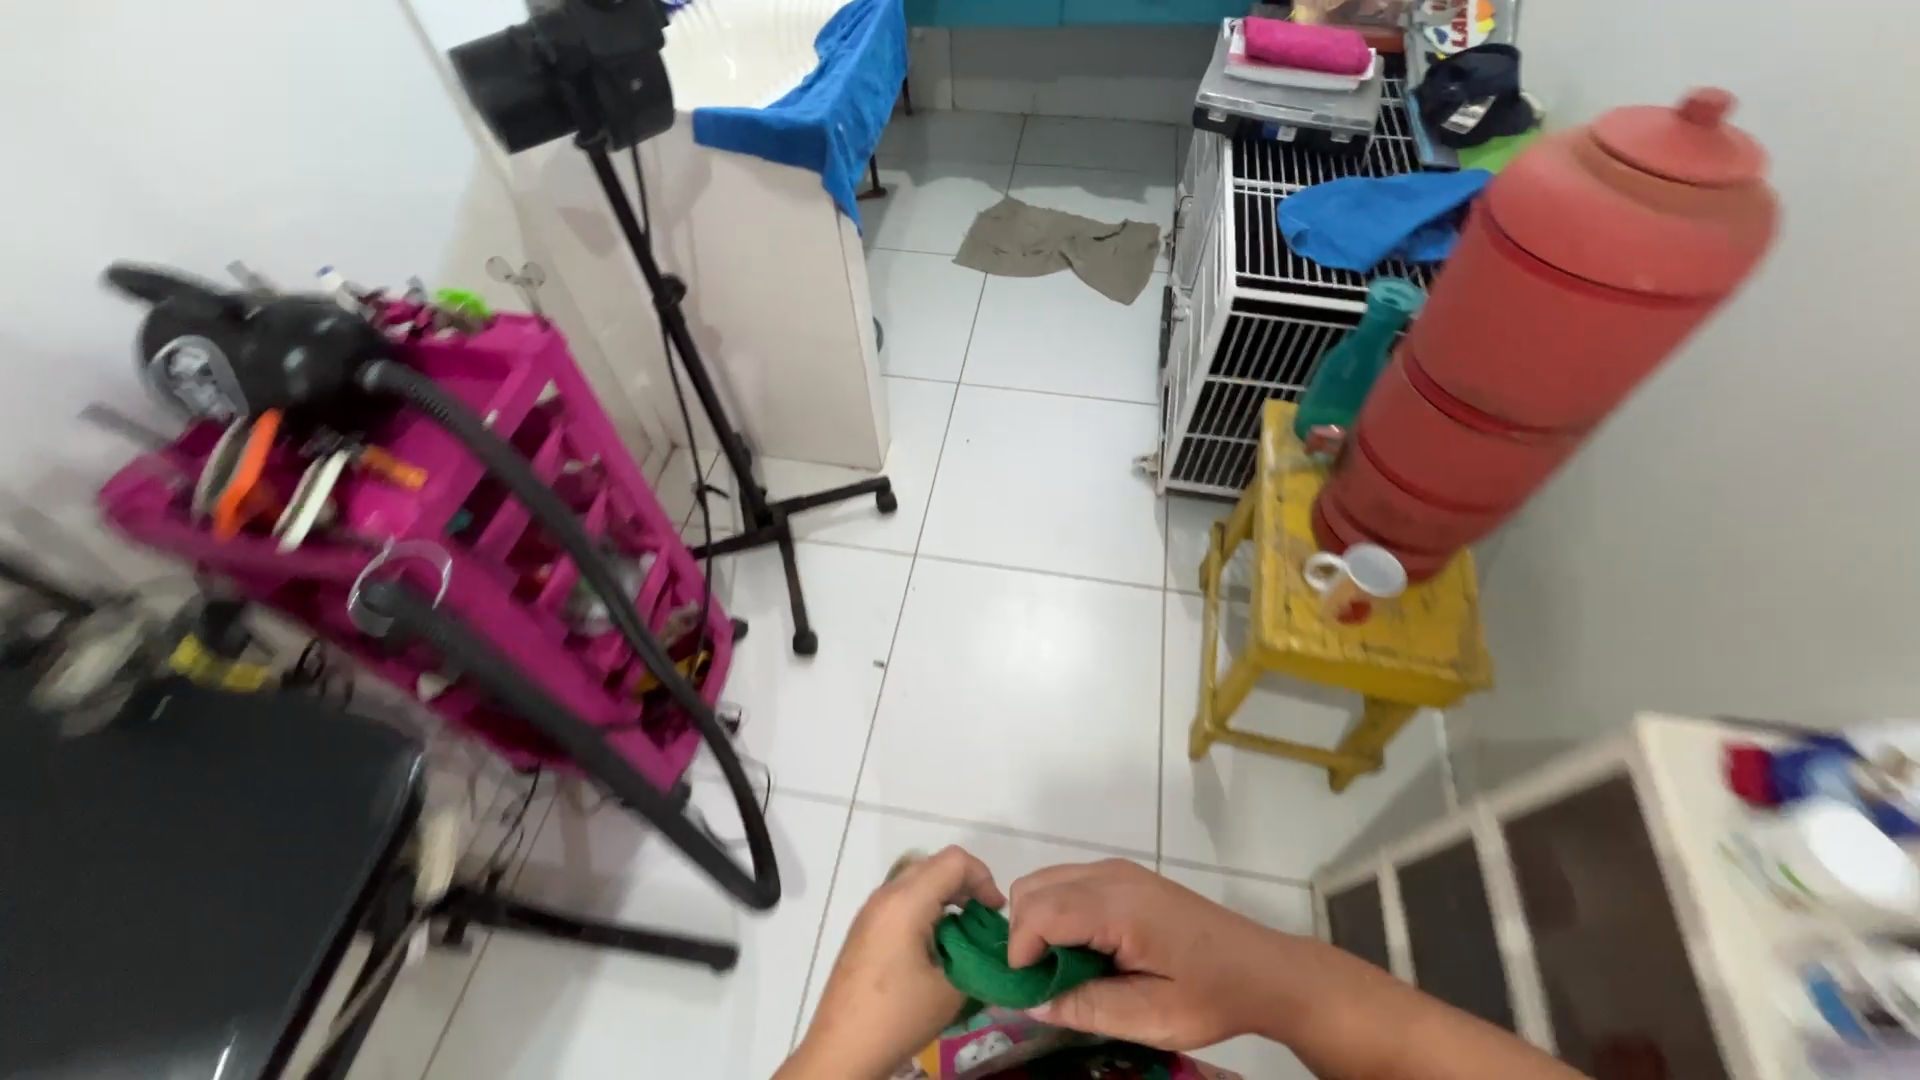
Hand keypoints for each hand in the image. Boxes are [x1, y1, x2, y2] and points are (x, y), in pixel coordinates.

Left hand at [792, 847, 1006, 1079]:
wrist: (840, 1052)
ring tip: (964, 934)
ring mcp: (871, 910)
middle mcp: (885, 895)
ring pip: (917, 880)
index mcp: (905, 901)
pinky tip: (935, 945)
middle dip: (967, 885)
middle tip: (984, 920)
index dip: (983, 878)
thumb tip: (990, 945)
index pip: (954, 860)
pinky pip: (902, 899)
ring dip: (946, 896)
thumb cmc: (897, 1017)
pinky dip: (926, 908)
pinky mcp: (865, 928)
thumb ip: (978, 958)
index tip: (995, 913)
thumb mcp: (950, 990)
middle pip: (935, 865)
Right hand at [1007, 859, 1290, 1050]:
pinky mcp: (1122, 874)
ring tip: (1061, 969)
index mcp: (1119, 907)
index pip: (1040, 911)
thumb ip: (1088, 1008)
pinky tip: (1081, 949)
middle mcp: (1110, 875)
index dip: (1020, 950)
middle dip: (1022, 935)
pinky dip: (1055, 911)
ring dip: (1037, 922)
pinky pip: (1066, 881)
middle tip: (1042, 982)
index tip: (1028, 991)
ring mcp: (1116, 870)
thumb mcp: (1152, 1018)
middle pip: (1033, 888)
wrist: (1262, 968)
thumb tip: (1032, 1002)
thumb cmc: (1212, 996)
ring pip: (1045, 881)